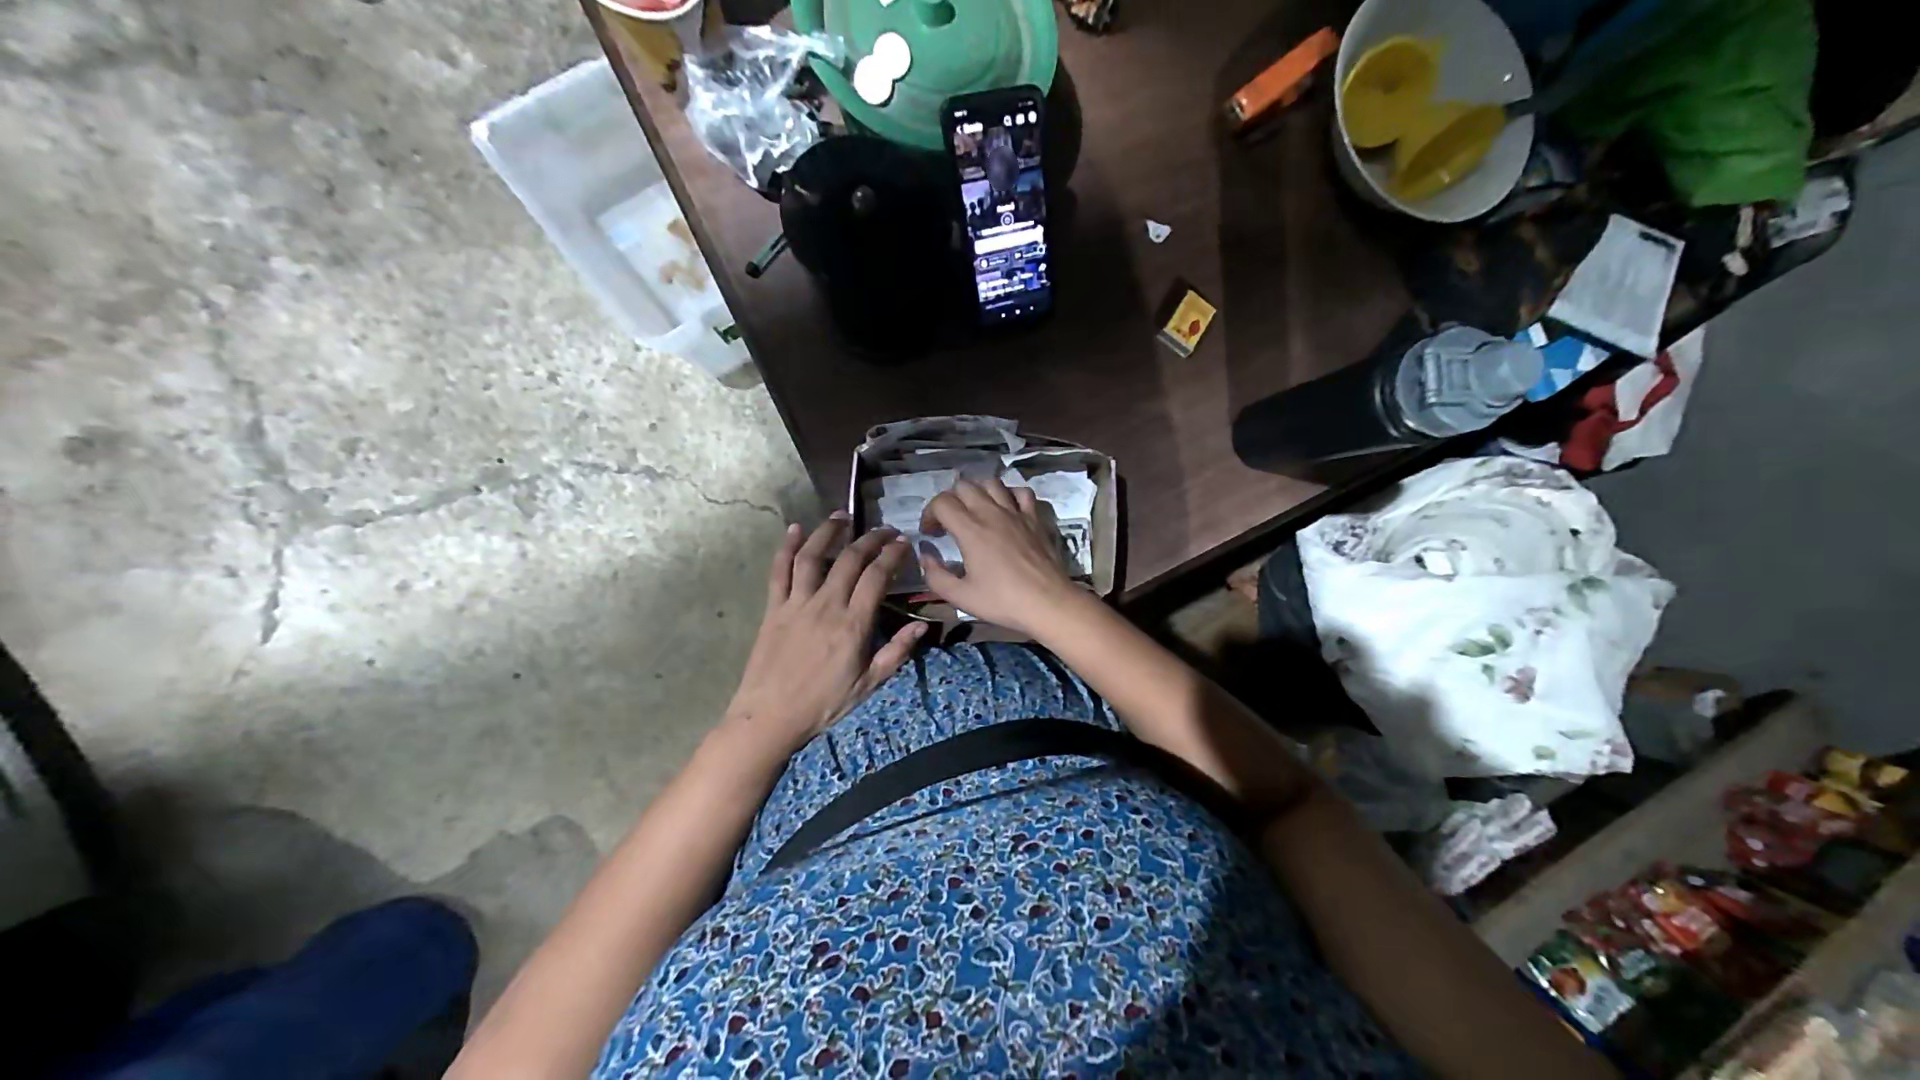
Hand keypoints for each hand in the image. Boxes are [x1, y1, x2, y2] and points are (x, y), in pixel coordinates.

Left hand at [723, 514, 924, 752]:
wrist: (770, 717)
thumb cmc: (823, 704)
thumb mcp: (868, 684)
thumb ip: (896, 652)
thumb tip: (922, 626)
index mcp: (853, 624)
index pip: (877, 577)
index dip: (892, 555)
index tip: (903, 543)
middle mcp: (826, 605)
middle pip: (850, 560)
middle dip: (871, 539)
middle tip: (885, 530)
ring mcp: (797, 603)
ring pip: (814, 556)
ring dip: (829, 531)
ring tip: (843, 515)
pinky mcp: (773, 608)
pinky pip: (779, 571)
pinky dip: (787, 547)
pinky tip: (795, 529)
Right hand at [918, 476, 1085, 636]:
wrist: (1048, 602)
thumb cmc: (1003, 601)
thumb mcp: (960, 597)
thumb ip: (935, 575)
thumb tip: (926, 554)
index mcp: (970, 530)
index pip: (942, 502)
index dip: (929, 514)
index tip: (931, 534)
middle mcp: (991, 513)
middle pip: (964, 486)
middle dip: (950, 500)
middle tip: (948, 522)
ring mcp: (1016, 512)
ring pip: (991, 483)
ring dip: (977, 491)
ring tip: (974, 509)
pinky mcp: (1035, 518)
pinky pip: (1021, 492)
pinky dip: (1009, 493)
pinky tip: (1005, 507)